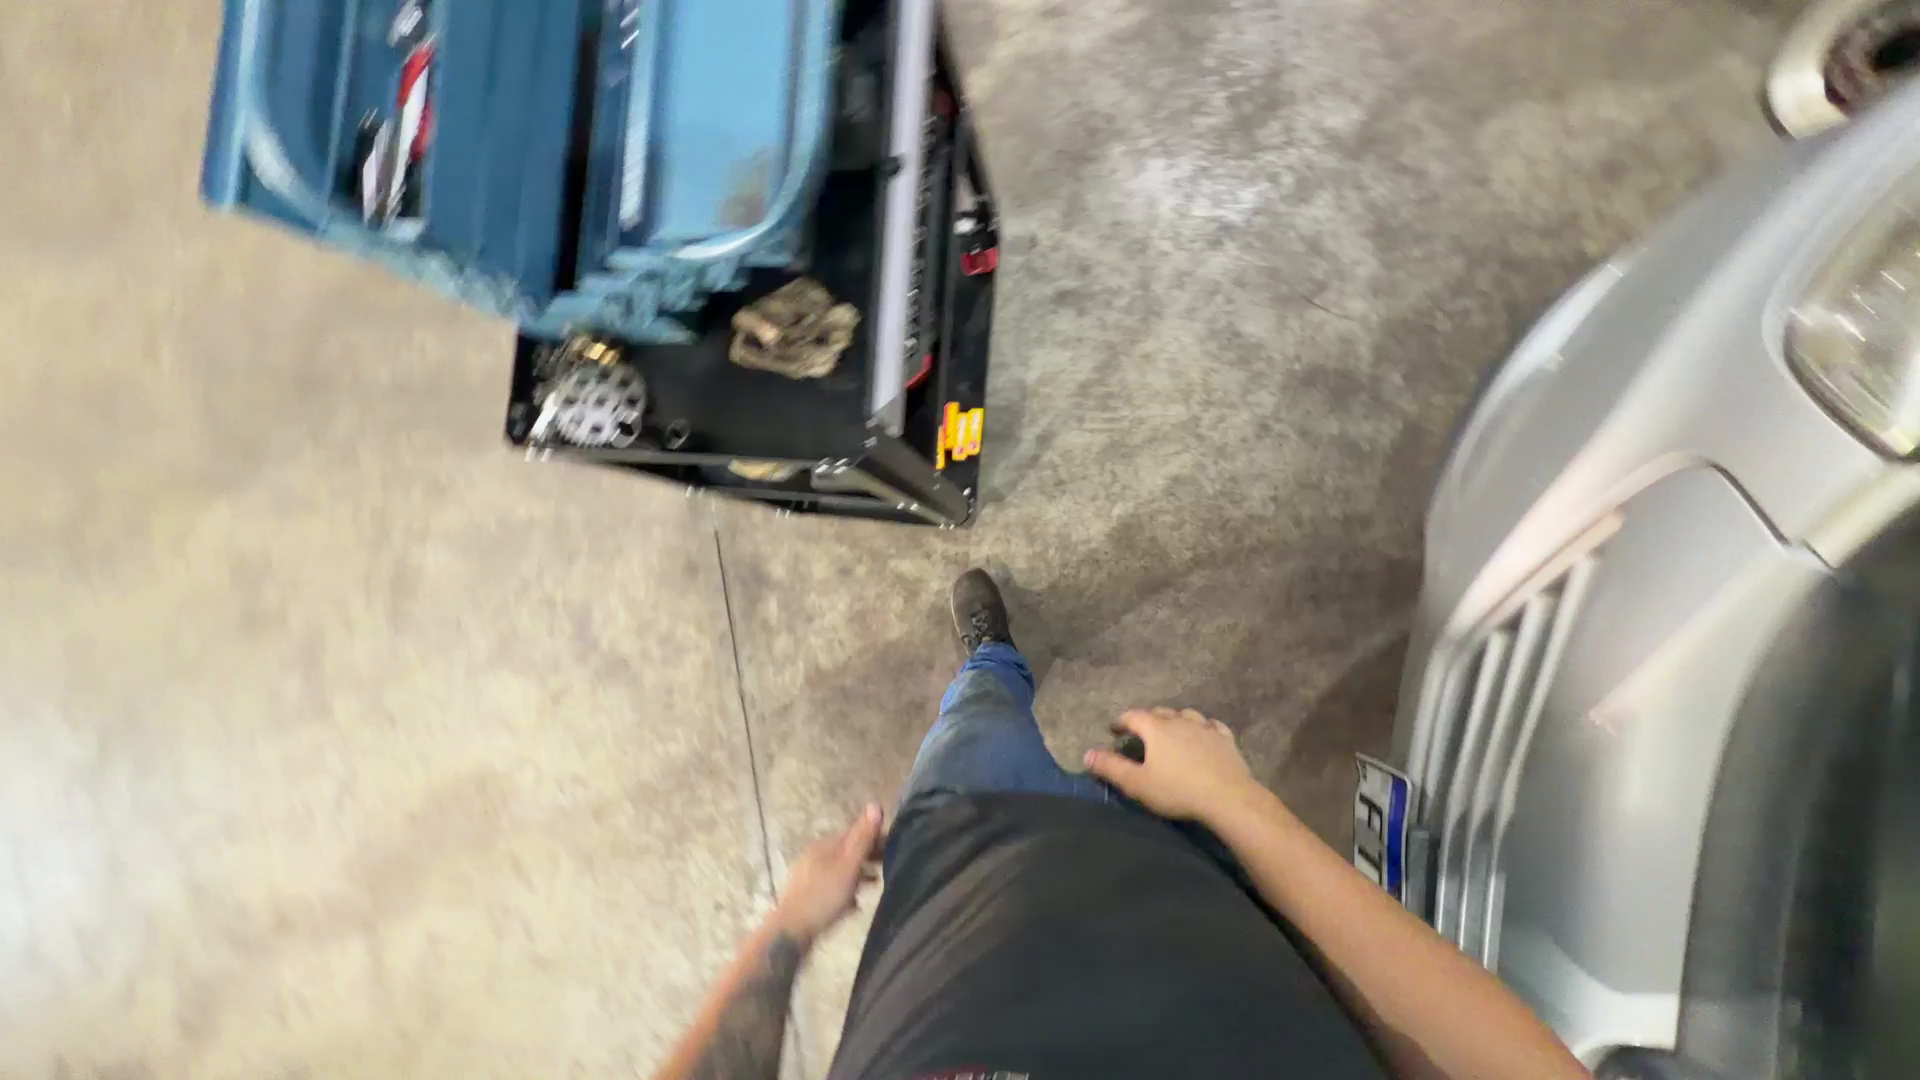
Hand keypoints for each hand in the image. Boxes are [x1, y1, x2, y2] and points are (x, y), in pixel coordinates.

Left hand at [769, 802, 884, 941]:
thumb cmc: (823, 896)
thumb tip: (875, 804)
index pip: (855, 832)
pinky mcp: (807, 895)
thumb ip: (862, 837)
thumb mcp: (848, 866)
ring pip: (840, 868)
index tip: (895, 847)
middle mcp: (816, 855)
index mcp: (825, 844)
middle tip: (888, 866)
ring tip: (875, 884)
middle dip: (868, 855)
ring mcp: (809, 875)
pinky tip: (855, 903)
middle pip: (847, 850)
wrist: (790, 933)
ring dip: (859, 873)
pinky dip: (846, 890)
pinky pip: (832, 886)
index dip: (876, 837)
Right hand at [1084, 707, 1265, 821]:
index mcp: (1156, 728)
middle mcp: (1179, 721)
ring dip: (1176, 719)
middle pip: (1159, 712)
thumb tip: (1086, 754)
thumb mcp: (1137, 783)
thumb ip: (1111, 768)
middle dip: (1148, 719)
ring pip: (1186, 715)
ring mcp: (1205, 728)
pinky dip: (1203, 727)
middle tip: (1141, 730)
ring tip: (1172, 729)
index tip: (1114, 728)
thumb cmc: (1178, 790)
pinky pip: (1212, 726)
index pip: (1133, 716)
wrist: (1228, 797)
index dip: (1122, 721)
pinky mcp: (1225, 740)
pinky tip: (1204, 733)